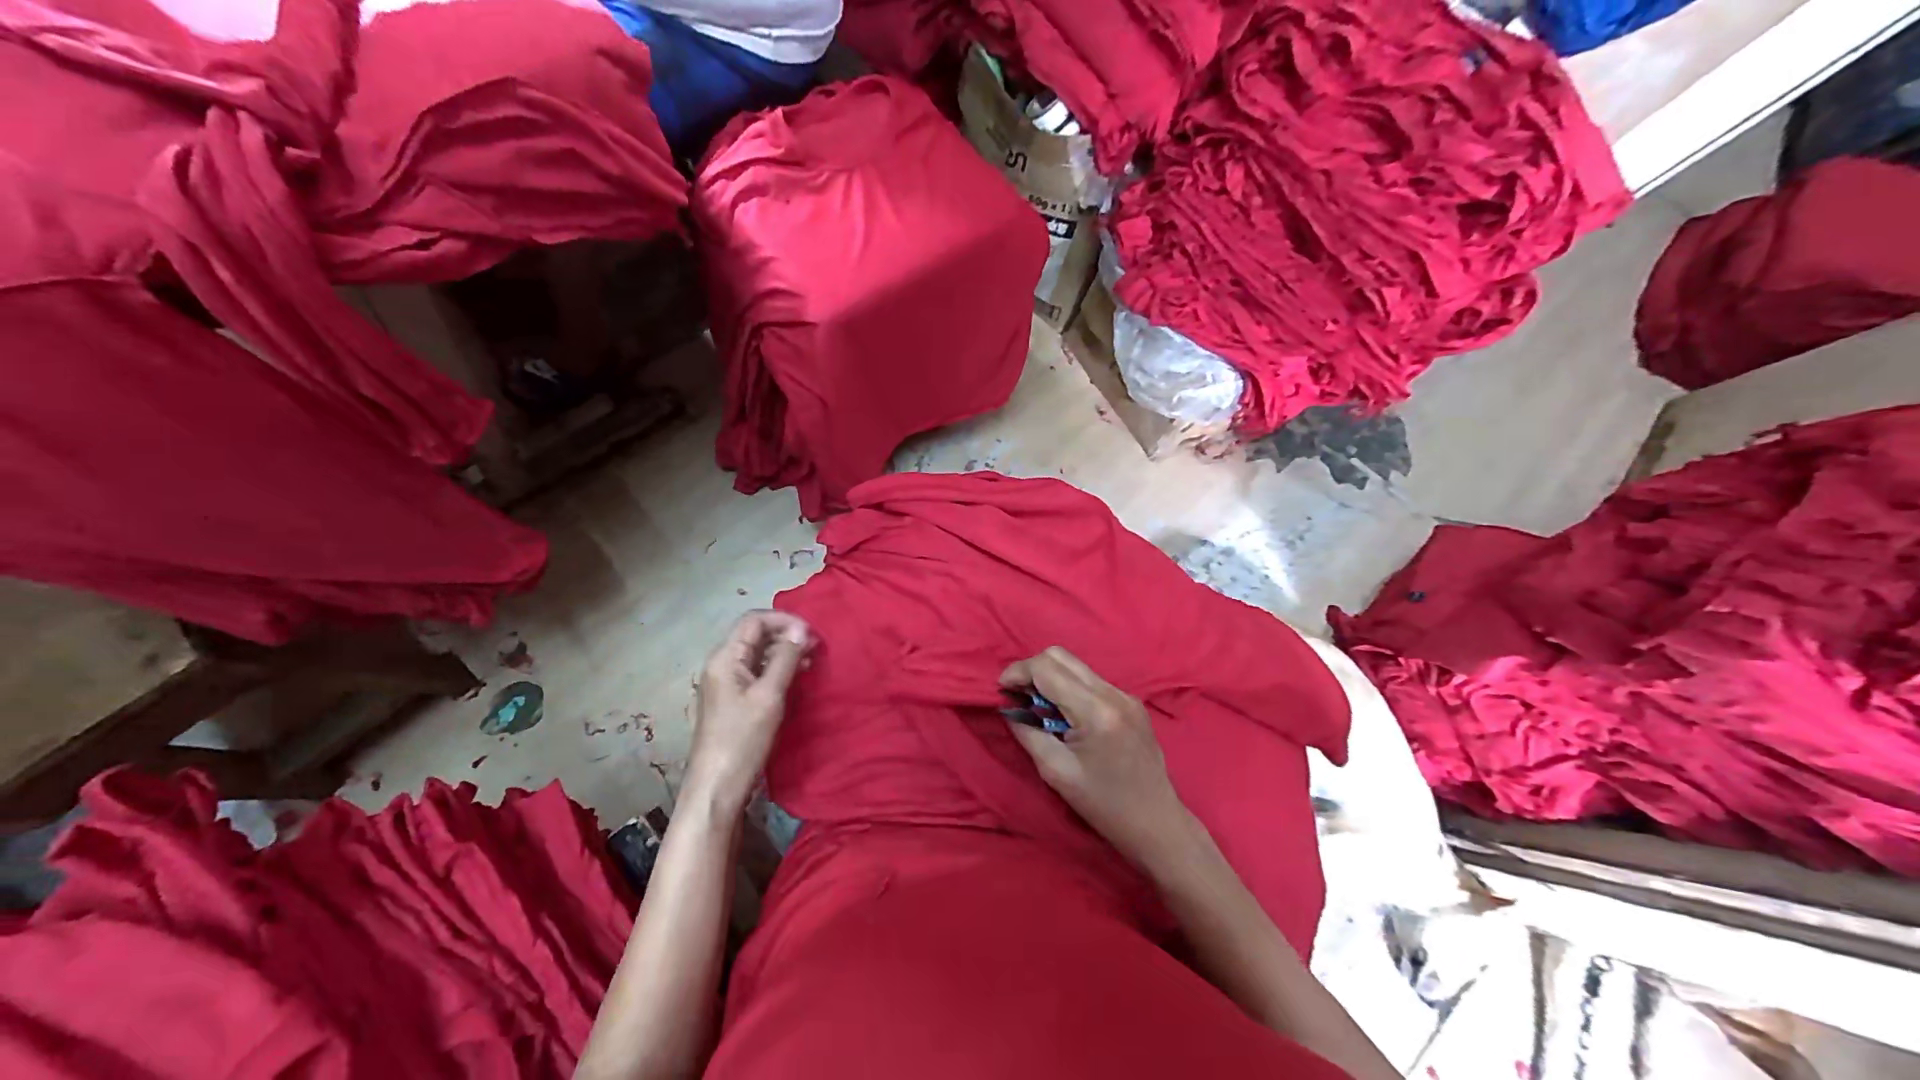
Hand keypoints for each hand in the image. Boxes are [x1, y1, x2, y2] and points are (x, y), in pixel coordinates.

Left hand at [684, 611, 811, 814]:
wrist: (717, 786)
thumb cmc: (742, 739)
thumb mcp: (769, 696)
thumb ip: (785, 659)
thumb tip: (801, 628)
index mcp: (724, 658)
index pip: (754, 620)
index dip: (784, 620)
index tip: (812, 634)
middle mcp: (722, 664)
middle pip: (755, 634)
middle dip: (786, 634)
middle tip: (816, 647)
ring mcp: (726, 682)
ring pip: (757, 653)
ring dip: (784, 651)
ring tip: (812, 661)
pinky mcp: (733, 699)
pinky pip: (756, 672)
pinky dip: (777, 668)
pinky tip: (796, 676)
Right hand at [1000, 647, 1193, 869]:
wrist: (1155, 822)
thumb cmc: (1103, 805)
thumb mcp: (1055, 771)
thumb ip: (1028, 732)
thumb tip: (1009, 707)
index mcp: (1095, 711)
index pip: (1046, 667)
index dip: (1017, 673)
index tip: (1001, 691)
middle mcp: (1113, 693)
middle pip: (1061, 656)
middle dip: (1032, 670)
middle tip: (1018, 698)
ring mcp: (1126, 695)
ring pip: (1076, 666)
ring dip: (1051, 679)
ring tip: (1040, 710)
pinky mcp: (1132, 703)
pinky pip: (1091, 681)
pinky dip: (1070, 689)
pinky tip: (1066, 718)